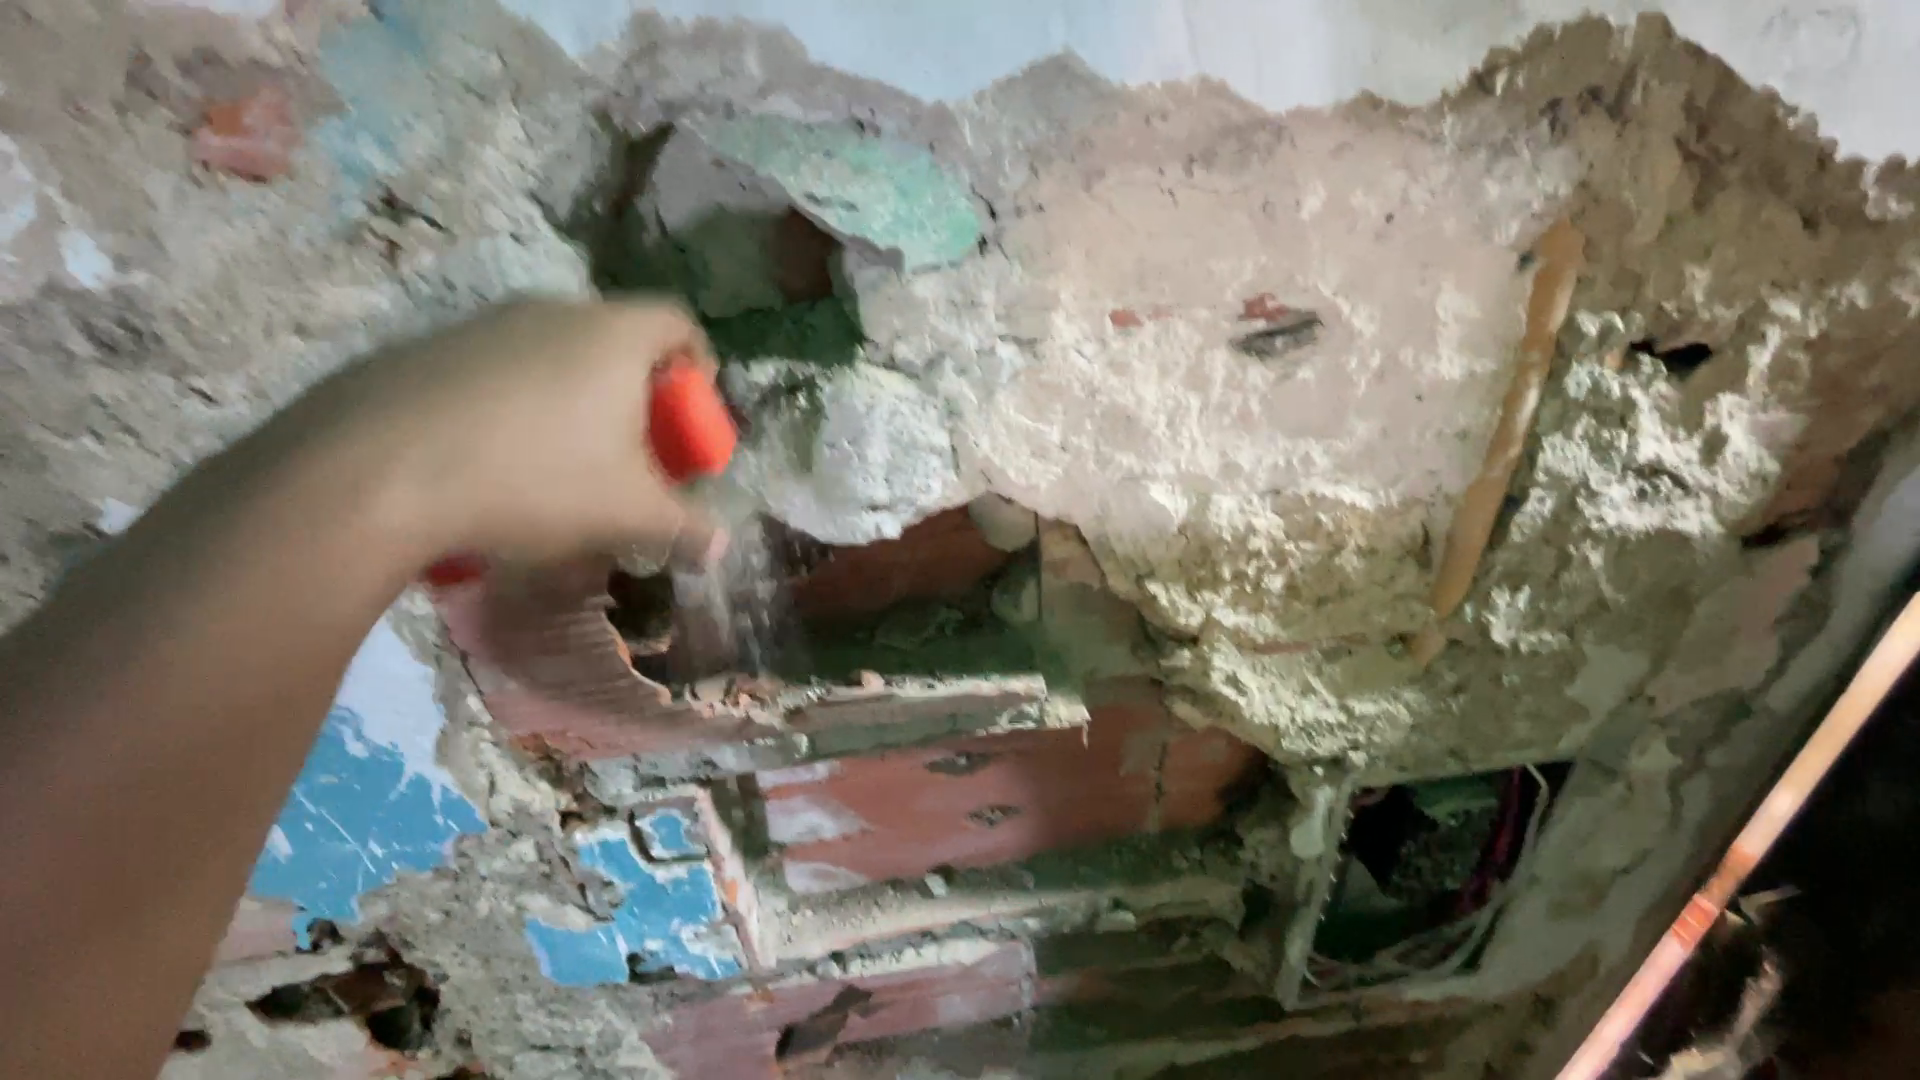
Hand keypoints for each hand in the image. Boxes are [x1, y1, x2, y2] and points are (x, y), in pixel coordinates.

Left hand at [282, 298, 721, 567]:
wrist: (372, 473)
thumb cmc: (535, 481)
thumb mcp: (628, 515)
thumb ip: (685, 528)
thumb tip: (721, 545)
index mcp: (613, 335)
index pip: (678, 321)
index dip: (699, 363)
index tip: (692, 415)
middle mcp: (551, 311)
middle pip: (617, 338)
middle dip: (637, 393)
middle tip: (634, 448)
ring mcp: (482, 324)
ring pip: (553, 353)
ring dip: (574, 399)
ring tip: (563, 462)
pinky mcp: (425, 348)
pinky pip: (496, 369)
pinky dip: (515, 405)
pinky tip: (494, 462)